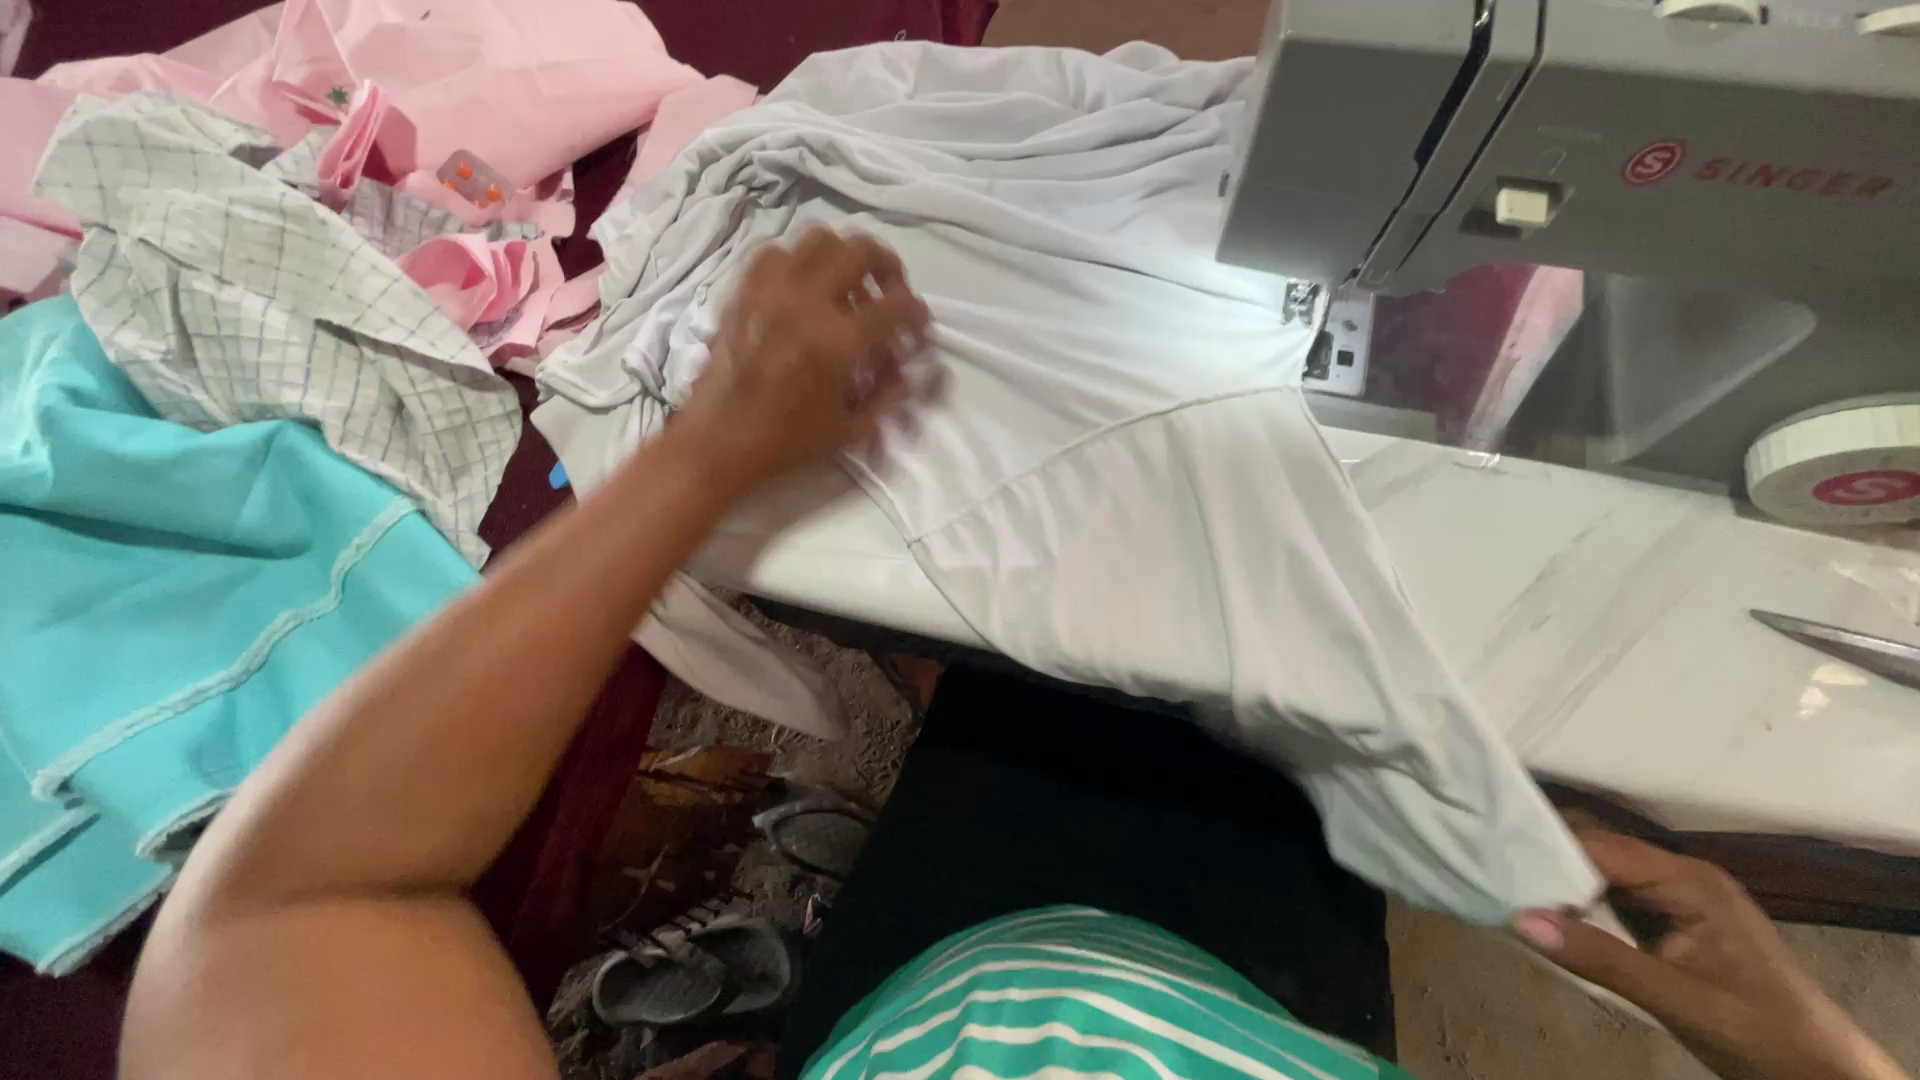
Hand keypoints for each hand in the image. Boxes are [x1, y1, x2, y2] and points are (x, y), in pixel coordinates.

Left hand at [670, 226, 931, 495]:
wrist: (718, 441)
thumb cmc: (788, 441)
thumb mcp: (852, 430)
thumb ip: (890, 394)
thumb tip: (911, 366)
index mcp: (837, 342)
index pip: (897, 305)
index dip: (917, 313)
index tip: (917, 327)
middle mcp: (806, 303)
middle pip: (861, 250)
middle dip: (887, 268)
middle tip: (889, 292)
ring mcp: (770, 290)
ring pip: (819, 238)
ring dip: (843, 256)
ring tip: (846, 285)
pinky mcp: (743, 291)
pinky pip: (776, 251)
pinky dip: (798, 261)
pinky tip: (803, 286)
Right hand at [1513, 827, 1907, 1079]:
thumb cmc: (1764, 1035)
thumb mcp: (1681, 1001)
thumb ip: (1600, 958)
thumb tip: (1517, 919)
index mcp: (1688, 880)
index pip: (1598, 847)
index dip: (1543, 850)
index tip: (1489, 857)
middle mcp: (1677, 875)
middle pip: (1594, 849)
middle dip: (1542, 857)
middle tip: (1486, 865)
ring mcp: (1672, 896)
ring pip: (1595, 870)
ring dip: (1553, 878)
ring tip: (1501, 882)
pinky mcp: (1665, 919)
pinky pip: (1606, 894)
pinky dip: (1571, 899)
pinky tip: (1540, 908)